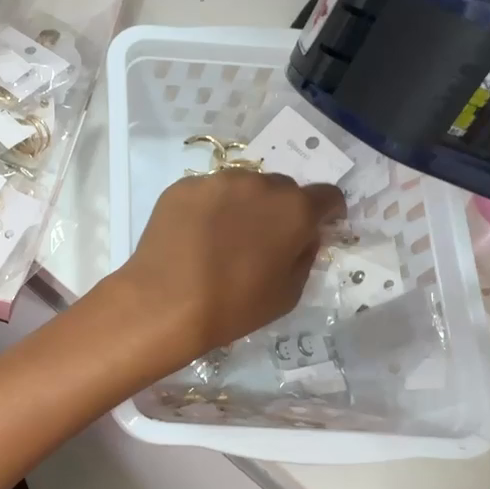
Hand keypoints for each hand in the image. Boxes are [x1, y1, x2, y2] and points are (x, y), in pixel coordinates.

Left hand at [100, 169, 344, 368]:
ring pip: (242, 187)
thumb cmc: (232, 307)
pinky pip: (207, 193)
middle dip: (280, 210)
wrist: (163, 304)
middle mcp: (259, 184)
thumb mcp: (288, 295)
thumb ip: (305, 257)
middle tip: (262, 241)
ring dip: (242, 206)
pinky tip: (194, 237)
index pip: (326, 196)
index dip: (326, 213)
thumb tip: (304, 238)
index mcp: (294, 209)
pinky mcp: (182, 187)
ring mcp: (217, 181)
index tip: (318, 227)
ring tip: (223, 239)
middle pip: (282, 189)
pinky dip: (208, 209)